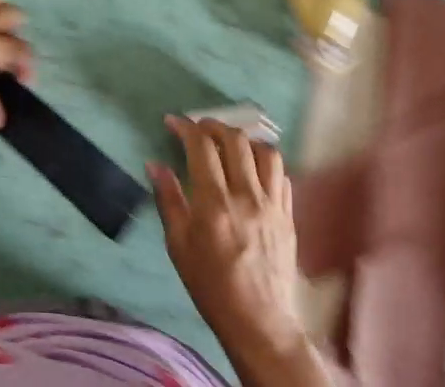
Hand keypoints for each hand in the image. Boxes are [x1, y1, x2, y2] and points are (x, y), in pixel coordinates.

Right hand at [150, 116, 307, 368]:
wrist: (259, 321)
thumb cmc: (210, 285)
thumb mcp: (178, 245)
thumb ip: (168, 199)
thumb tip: (155, 164)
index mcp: (214, 203)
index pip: (201, 147)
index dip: (186, 127)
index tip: (173, 122)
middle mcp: (246, 196)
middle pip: (235, 140)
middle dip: (214, 125)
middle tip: (199, 128)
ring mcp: (273, 205)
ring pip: (266, 152)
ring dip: (245, 140)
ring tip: (230, 144)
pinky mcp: (289, 216)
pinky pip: (282, 175)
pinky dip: (265, 162)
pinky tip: (253, 170)